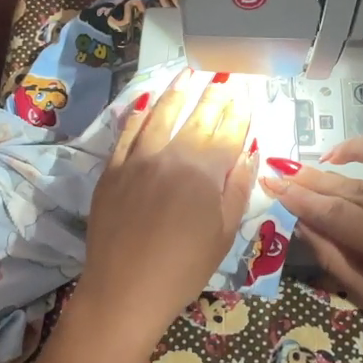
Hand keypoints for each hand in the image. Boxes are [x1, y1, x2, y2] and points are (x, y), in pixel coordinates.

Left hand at [79, 68, 254, 337]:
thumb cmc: (183, 269)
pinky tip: (146, 102)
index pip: (228, 132)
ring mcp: (137, 159)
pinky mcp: (111, 169)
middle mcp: (171, 156)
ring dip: (177, 92)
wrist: (124, 289)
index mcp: (204, 172)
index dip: (239, 112)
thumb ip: (238, 188)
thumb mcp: (224, 234)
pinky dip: (139, 113)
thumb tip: (251, 153)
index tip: (246, 93)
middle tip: (222, 75)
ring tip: (188, 73)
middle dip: (213, 94)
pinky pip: (126, 132)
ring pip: (159, 115)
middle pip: (196, 117)